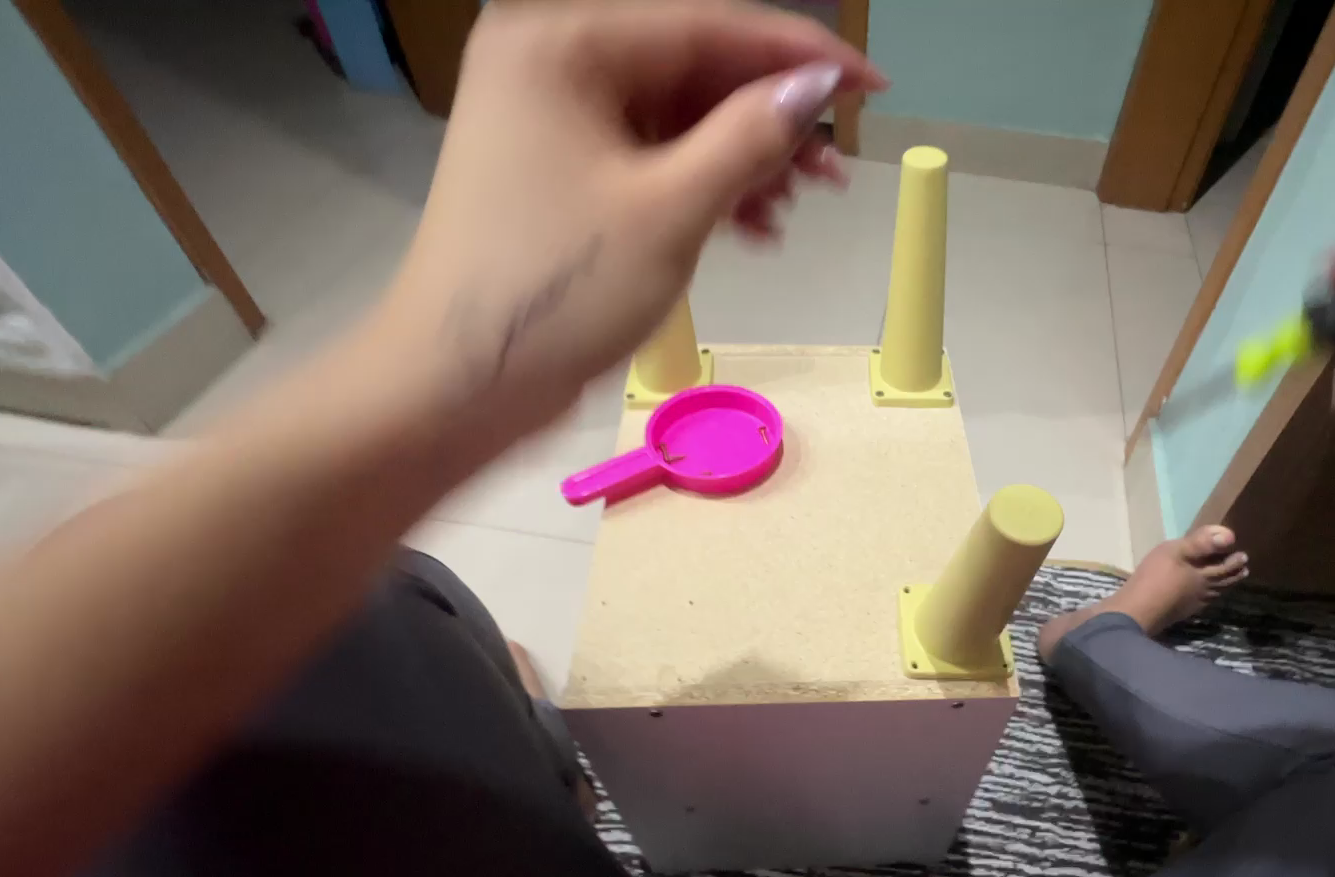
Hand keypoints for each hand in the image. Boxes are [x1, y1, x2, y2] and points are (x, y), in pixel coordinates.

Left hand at [378, 0, 884, 439]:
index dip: (797, 55)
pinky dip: (703, 191)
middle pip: (693, 74)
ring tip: (793, 210)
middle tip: (833, 173)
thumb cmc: (562, 290)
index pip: (707, 27)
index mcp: (566, 43)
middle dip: (769, 124)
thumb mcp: (669, 211)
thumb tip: (816, 85)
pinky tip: (751, 227)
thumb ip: (747, 137)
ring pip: (677, 124)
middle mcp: (556, 64)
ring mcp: (556, 123)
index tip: (869, 86)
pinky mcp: (563, 175)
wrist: (465, 382)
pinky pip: (651, 163)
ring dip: (742, 164)